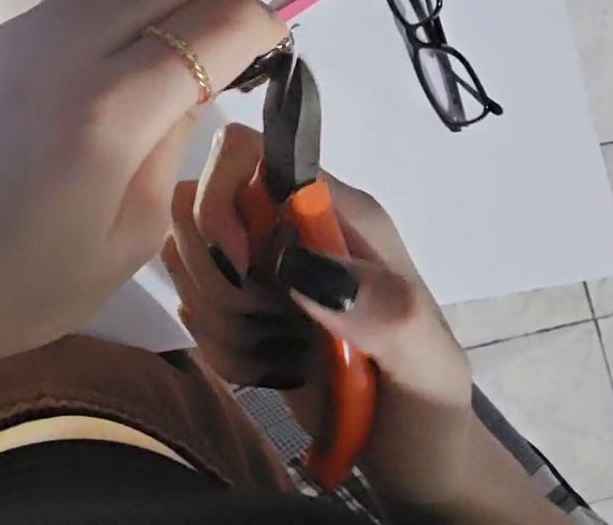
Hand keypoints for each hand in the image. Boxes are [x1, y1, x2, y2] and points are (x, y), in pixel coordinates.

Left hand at [0, 0, 288, 370]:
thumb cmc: (34, 281)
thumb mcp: (136, 232)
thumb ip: (177, 135)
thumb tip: (198, 74)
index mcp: (108, 113)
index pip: (215, 20)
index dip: (261, 24)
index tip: (267, 48)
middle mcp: (58, 50)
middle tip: (212, 56)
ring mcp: (12, 35)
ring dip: (156, 1)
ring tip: (151, 61)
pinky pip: (67, 2)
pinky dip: (101, 20)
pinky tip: (87, 76)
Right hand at [163, 125, 475, 509]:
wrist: (406, 460)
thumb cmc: (425, 408)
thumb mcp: (431, 370)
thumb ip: (385, 312)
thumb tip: (302, 265)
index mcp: (333, 210)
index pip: (243, 151)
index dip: (221, 197)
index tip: (245, 264)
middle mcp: (284, 221)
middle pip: (193, 203)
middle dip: (219, 276)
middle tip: (274, 323)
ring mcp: (252, 258)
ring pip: (182, 254)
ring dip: (221, 319)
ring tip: (280, 352)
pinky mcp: (229, 299)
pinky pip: (185, 303)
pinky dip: (219, 347)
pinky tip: (268, 365)